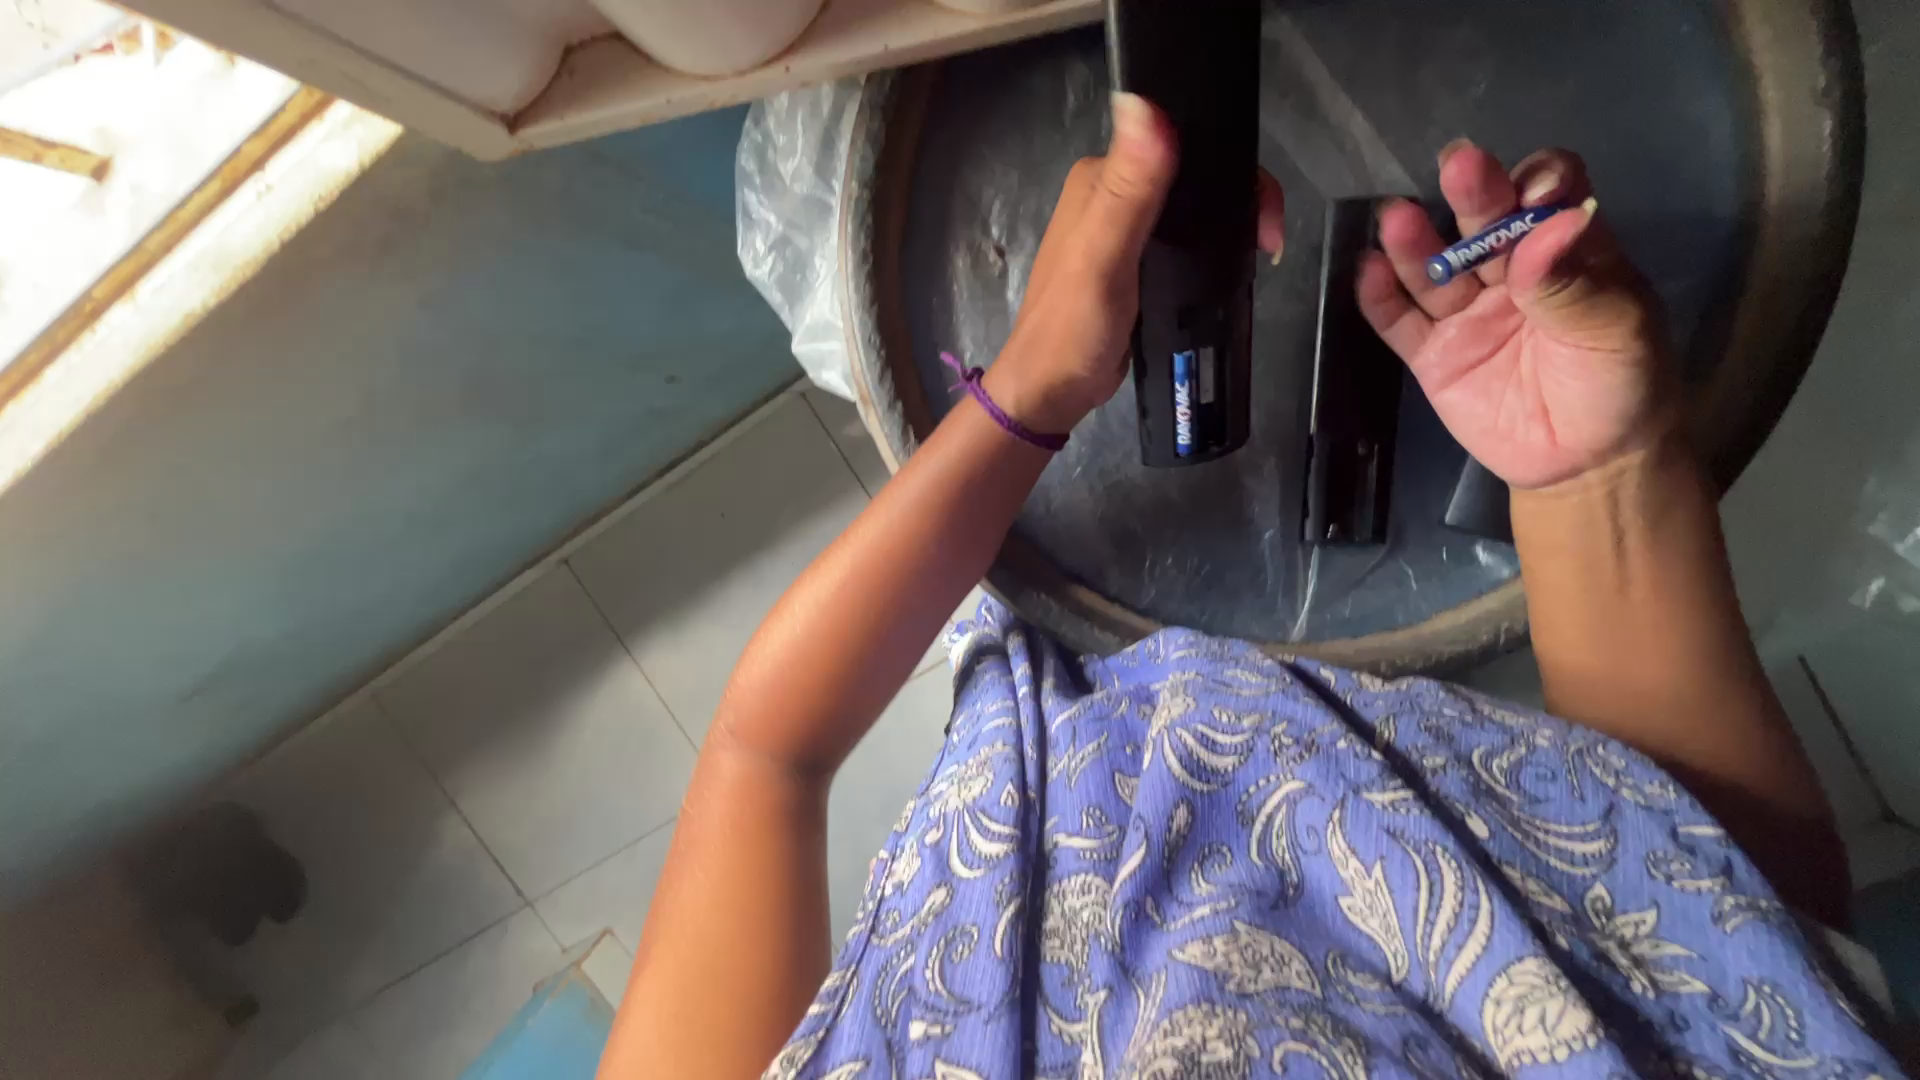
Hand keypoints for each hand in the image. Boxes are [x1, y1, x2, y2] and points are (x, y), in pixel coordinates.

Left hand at [983, 93, 1287, 435]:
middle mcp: (1110, 195)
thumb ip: (1127, 189)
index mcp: (1099, 179)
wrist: (1052, 392)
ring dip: (1230, 224)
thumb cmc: (1072, 330)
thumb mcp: (1102, 258)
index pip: (1178, 142)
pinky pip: (1183, 242)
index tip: (1263, 210)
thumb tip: (1143, 98)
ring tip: (1262, 254)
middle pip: (1192, 175)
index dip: (1230, 162)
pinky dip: (1211, 249)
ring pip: (1192, 209)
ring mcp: (1123, 232)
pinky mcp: (1135, 266)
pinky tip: (1234, 265)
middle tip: (1269, 242)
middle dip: (1238, 199)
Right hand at [1357, 141, 1674, 489]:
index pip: (1550, 197)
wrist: (1580, 461)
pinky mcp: (1431, 355)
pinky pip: (1400, 323)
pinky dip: (1379, 298)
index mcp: (1569, 255)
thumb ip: (1573, 283)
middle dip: (1472, 197)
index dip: (1536, 183)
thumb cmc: (1618, 385)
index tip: (1528, 186)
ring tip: (1396, 220)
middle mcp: (1511, 276)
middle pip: (1485, 226)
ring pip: (1434, 272)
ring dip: (1414, 244)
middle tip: (1457, 168)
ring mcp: (1466, 315)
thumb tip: (1549, 226)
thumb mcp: (1614, 331)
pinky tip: (1366, 271)